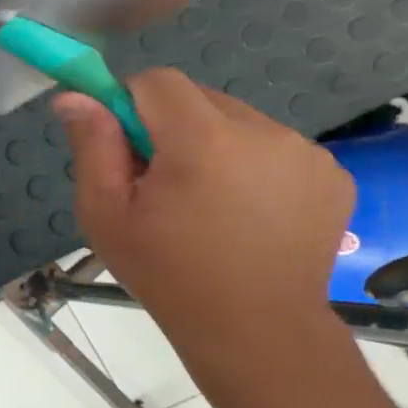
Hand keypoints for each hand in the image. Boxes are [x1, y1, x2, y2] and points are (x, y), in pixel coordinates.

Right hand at [56, 69, 354, 342]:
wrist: (254, 325)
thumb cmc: (164, 270)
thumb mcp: (104, 211)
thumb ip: (92, 146)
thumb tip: (74, 96)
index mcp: (202, 140)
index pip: (157, 81)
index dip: (127, 102)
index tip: (116, 143)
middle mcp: (264, 132)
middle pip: (199, 98)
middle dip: (167, 126)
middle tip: (153, 181)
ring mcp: (307, 152)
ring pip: (237, 121)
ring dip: (210, 144)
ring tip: (200, 201)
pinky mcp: (333, 174)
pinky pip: (274, 147)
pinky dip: (249, 165)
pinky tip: (240, 210)